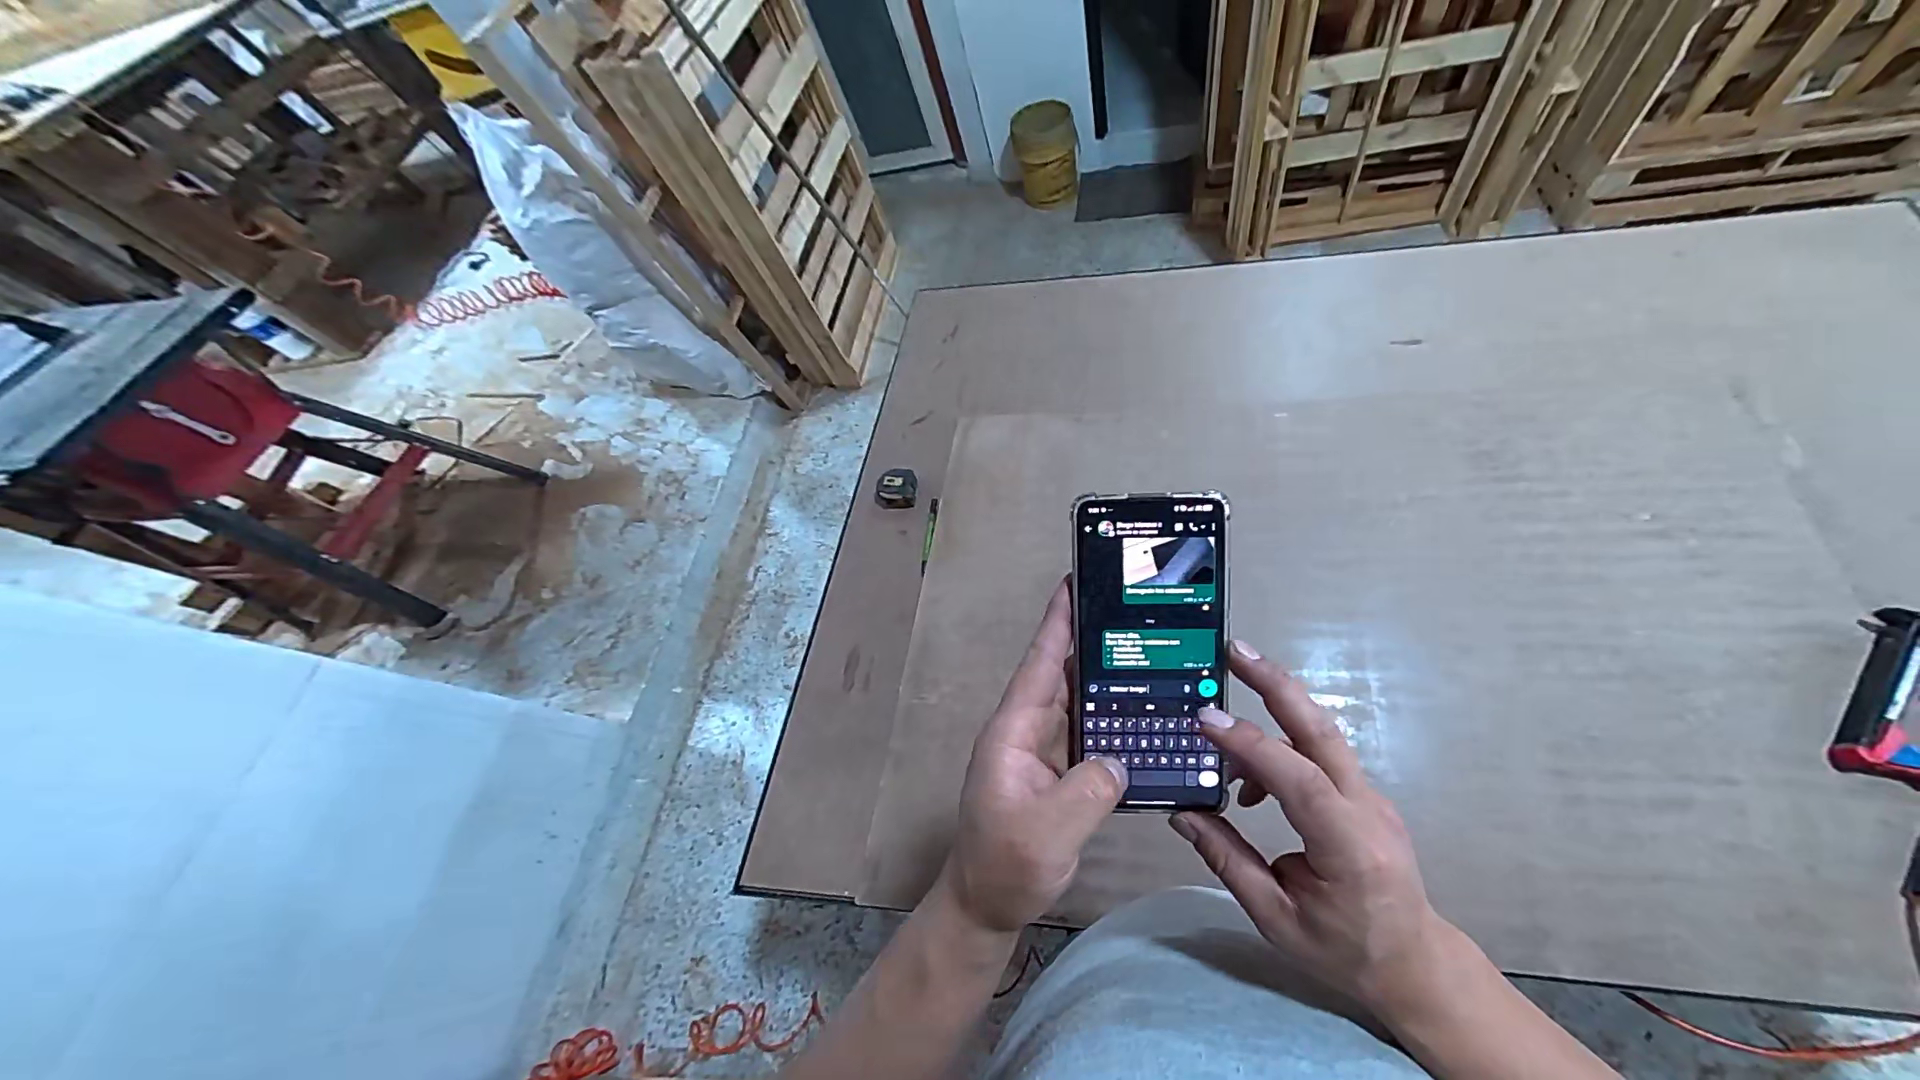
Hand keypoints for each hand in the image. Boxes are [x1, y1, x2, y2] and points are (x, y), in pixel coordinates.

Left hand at [942, 580, 1127, 932]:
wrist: (985, 904)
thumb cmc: (1005, 865)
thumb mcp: (1047, 831)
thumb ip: (1087, 791)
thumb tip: (1117, 760)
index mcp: (1011, 732)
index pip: (1037, 667)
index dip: (1056, 625)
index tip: (1072, 584)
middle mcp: (1023, 732)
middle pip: (1056, 675)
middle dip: (1086, 640)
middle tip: (1123, 610)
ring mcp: (1038, 752)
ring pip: (1072, 702)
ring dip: (1100, 677)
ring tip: (1139, 650)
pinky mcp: (1054, 773)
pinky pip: (1083, 733)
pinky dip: (1106, 717)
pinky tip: (1136, 712)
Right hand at [1170, 639, 1451, 1012]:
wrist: (1415, 965)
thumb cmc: (1345, 950)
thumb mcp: (1276, 918)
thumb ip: (1227, 860)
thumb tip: (1182, 814)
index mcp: (1350, 847)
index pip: (1298, 779)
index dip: (1250, 745)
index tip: (1205, 718)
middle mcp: (1367, 809)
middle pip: (1322, 730)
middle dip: (1277, 684)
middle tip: (1236, 650)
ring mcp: (1369, 796)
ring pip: (1320, 734)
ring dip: (1273, 706)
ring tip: (1220, 715)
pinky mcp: (1361, 794)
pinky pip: (1315, 755)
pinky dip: (1277, 747)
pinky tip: (1247, 777)